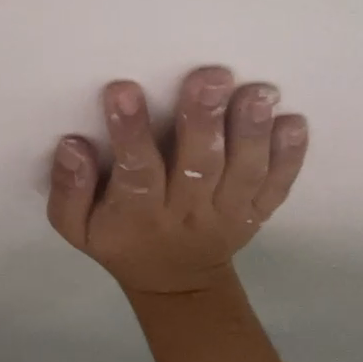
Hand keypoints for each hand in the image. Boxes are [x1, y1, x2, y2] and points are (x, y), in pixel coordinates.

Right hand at [47, 67, 308, 295]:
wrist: (177, 284)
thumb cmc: (117, 241)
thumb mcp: (74, 226)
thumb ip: (69, 189)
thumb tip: (72, 145)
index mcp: (138, 214)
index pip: (136, 170)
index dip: (131, 131)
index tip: (124, 89)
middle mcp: (187, 212)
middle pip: (198, 165)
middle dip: (203, 118)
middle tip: (210, 77)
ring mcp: (227, 213)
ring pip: (242, 172)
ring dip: (251, 131)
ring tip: (258, 92)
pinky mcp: (254, 213)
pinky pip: (275, 186)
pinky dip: (288, 157)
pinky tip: (293, 123)